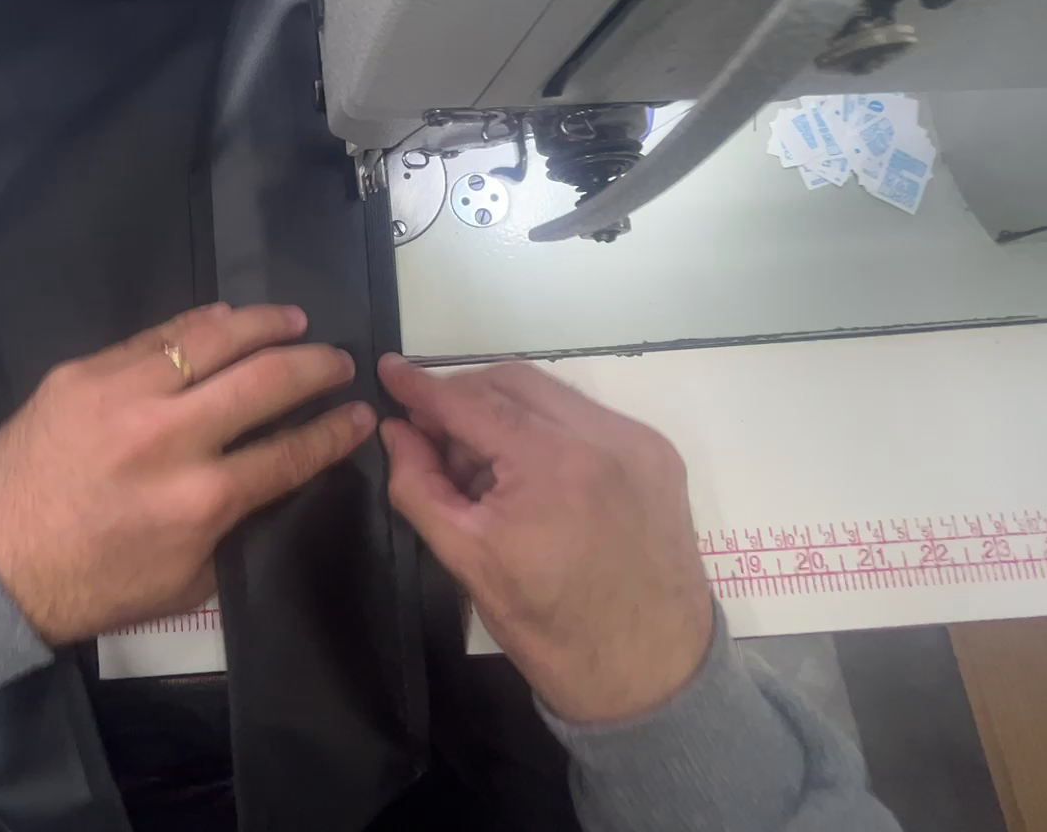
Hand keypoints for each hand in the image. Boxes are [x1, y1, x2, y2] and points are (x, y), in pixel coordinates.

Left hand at [0, 304, 374, 644]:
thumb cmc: (91, 584)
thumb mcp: (184, 579)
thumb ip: (237, 525)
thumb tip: (276, 474)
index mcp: (201, 500)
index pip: (291, 451)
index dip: (335, 430)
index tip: (360, 415)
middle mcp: (170, 436)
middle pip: (265, 381)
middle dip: (316, 366)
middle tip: (339, 360)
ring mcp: (123, 394)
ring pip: (213, 339)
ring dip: (264, 324)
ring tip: (293, 320)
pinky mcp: (85, 370)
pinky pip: (156, 335)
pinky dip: (200, 324)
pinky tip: (226, 318)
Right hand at [377, 354, 712, 723]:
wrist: (651, 677)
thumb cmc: (548, 625)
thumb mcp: (463, 556)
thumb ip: (417, 483)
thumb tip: (394, 429)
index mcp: (554, 464)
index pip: (471, 403)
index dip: (422, 385)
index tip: (388, 369)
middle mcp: (604, 436)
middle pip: (509, 382)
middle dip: (460, 397)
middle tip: (429, 434)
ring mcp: (638, 441)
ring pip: (546, 392)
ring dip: (499, 410)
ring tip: (479, 463)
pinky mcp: (658, 453)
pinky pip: (579, 414)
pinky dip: (538, 425)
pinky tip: (524, 469)